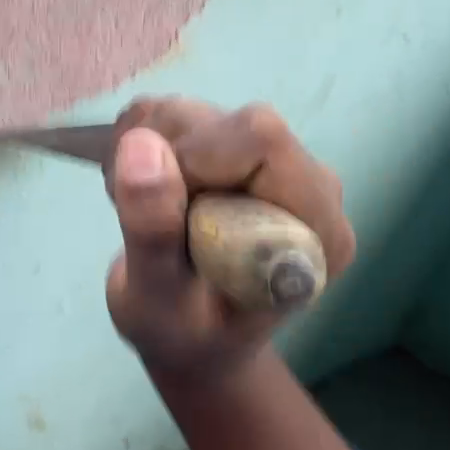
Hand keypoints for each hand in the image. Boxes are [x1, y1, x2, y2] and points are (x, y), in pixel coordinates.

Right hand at [105, 98, 355, 382]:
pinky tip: (143, 185)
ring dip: (142, 147)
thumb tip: (142, 143)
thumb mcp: (159, 301)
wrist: (192, 339)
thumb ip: (154, 230)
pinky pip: (174, 113)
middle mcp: (305, 183)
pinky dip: (139, 139)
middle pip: (223, 119)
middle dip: (162, 153)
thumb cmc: (183, 334)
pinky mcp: (235, 145)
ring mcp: (269, 160)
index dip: (198, 157)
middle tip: (134, 208)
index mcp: (315, 226)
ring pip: (191, 110)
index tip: (165, 206)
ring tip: (137, 205)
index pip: (262, 139)